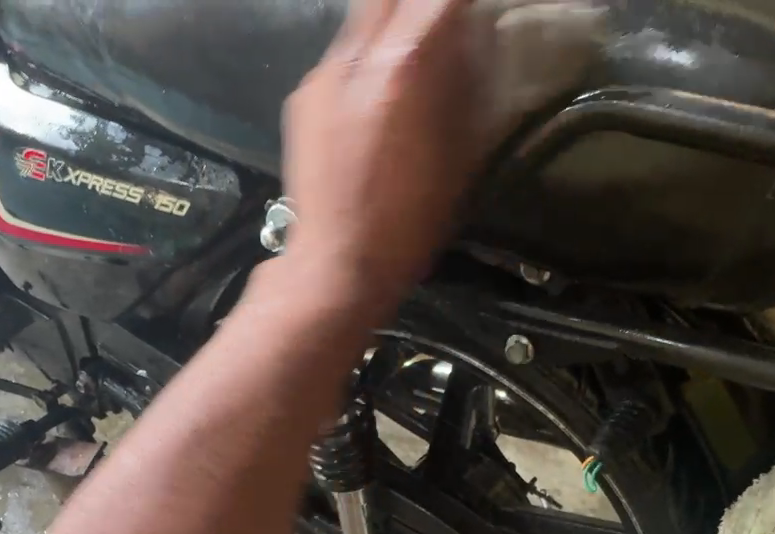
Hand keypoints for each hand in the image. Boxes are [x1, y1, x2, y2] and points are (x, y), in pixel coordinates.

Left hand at [279, 0, 490, 314]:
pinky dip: (367, 59)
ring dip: (392, 25)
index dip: (456, 2)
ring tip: (413, 59)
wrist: (334, 266)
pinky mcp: (302, 97)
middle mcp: (355, 57)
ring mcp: (322, 74)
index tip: (472, 11)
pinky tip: (376, 98)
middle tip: (440, 22)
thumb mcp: (454, 164)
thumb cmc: (406, 228)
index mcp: (402, 70)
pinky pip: (342, 57)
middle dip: (419, 5)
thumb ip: (462, 92)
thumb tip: (471, 45)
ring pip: (362, 19)